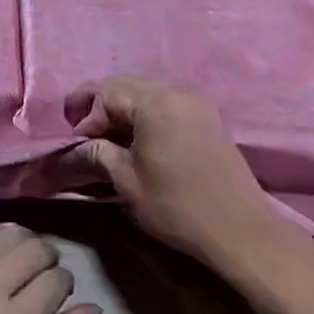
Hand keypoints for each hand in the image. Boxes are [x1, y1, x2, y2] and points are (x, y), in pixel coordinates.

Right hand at [67, 76, 282, 262]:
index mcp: (155, 103)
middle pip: (124, 84)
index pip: (105, 93)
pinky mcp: (207, 115)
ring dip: (121, 109)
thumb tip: (75, 148)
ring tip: (107, 137)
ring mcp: (196, 101)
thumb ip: (96, 153)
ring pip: (145, 90)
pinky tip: (136, 138)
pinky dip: (144, 113)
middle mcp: (177, 90)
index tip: (76, 146)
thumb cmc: (176, 206)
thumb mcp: (126, 181)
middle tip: (83, 134)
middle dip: (99, 106)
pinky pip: (165, 101)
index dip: (85, 117)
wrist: (238, 229)